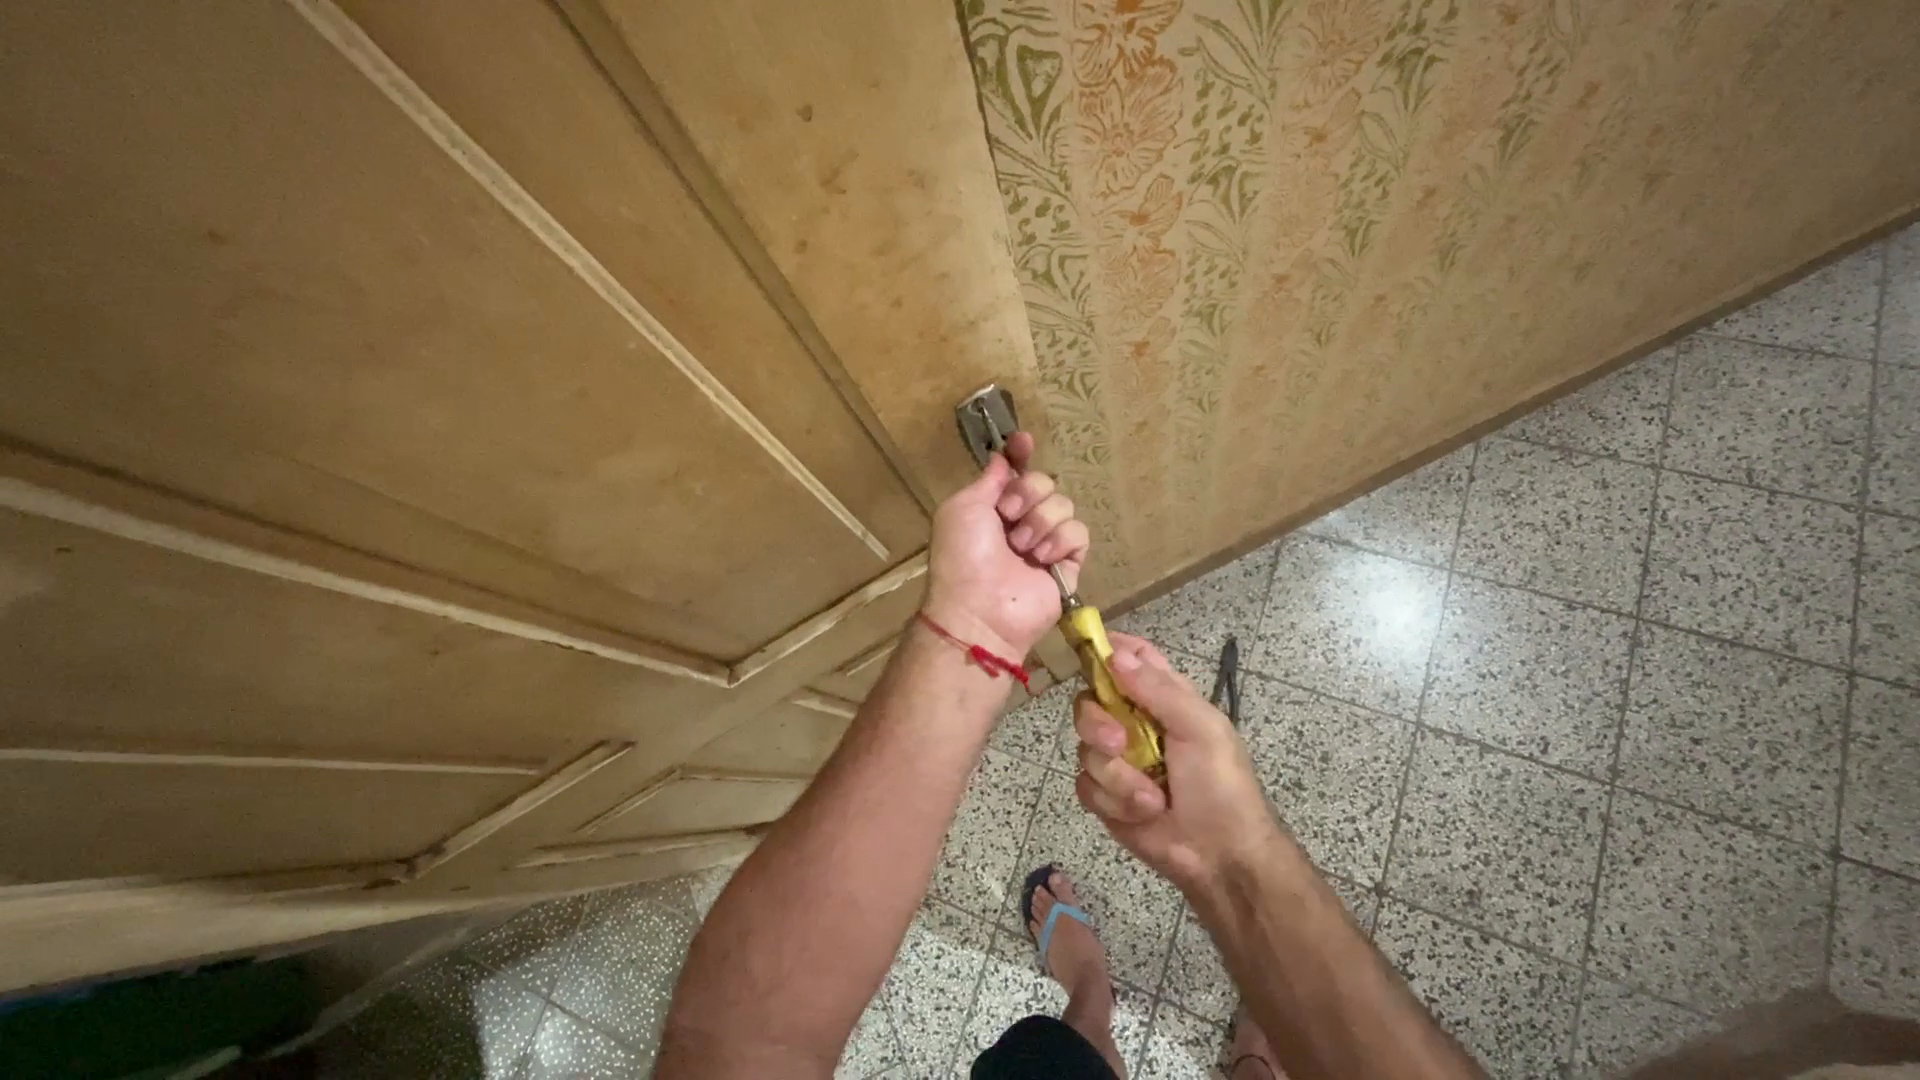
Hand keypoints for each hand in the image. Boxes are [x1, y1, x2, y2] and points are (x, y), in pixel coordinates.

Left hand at [923, 432, 1088, 658]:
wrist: (980, 609)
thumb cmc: (962, 557)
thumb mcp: (962, 508)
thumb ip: (987, 480)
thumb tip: (1001, 457)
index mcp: (992, 508)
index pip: (1014, 471)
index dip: (1021, 454)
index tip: (1023, 441)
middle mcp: (1020, 522)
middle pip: (1043, 482)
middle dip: (1026, 494)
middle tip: (1007, 517)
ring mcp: (1046, 543)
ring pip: (1063, 505)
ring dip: (1039, 522)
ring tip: (1021, 549)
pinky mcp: (1069, 564)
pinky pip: (1079, 532)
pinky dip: (1060, 542)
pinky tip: (1042, 559)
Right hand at [1073, 633, 1288, 893]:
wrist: (1220, 855)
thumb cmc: (1221, 785)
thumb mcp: (1200, 728)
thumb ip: (1158, 688)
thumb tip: (1115, 653)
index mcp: (1163, 698)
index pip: (1130, 657)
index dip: (1108, 649)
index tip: (1089, 650)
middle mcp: (1133, 723)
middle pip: (1089, 700)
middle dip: (1098, 723)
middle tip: (1120, 743)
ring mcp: (1117, 760)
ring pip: (1084, 747)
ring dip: (1118, 776)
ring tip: (1153, 798)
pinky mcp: (1104, 796)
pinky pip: (1085, 785)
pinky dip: (1115, 800)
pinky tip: (1144, 812)